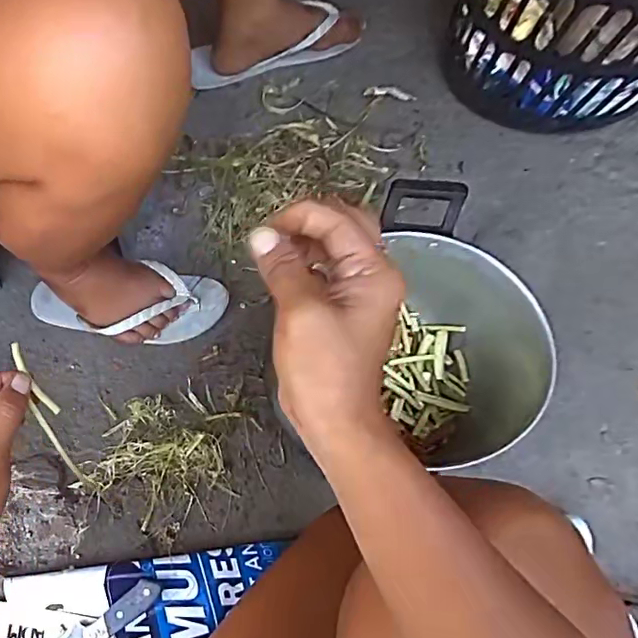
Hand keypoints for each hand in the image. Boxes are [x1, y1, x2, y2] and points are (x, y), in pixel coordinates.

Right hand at [248, 200, 404, 449]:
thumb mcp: (300, 313)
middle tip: (271, 234)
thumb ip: (284, 268)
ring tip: (272, 252)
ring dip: (304, 243)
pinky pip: (328, 272)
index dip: (300, 216)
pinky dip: (305, 265)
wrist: (335, 420)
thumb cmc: (322, 372)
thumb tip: (263, 235)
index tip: (266, 229)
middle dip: (306, 223)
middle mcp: (375, 277)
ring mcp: (361, 294)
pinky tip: (282, 271)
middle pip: (345, 226)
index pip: (339, 221)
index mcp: (375, 273)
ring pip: (336, 248)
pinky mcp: (345, 309)